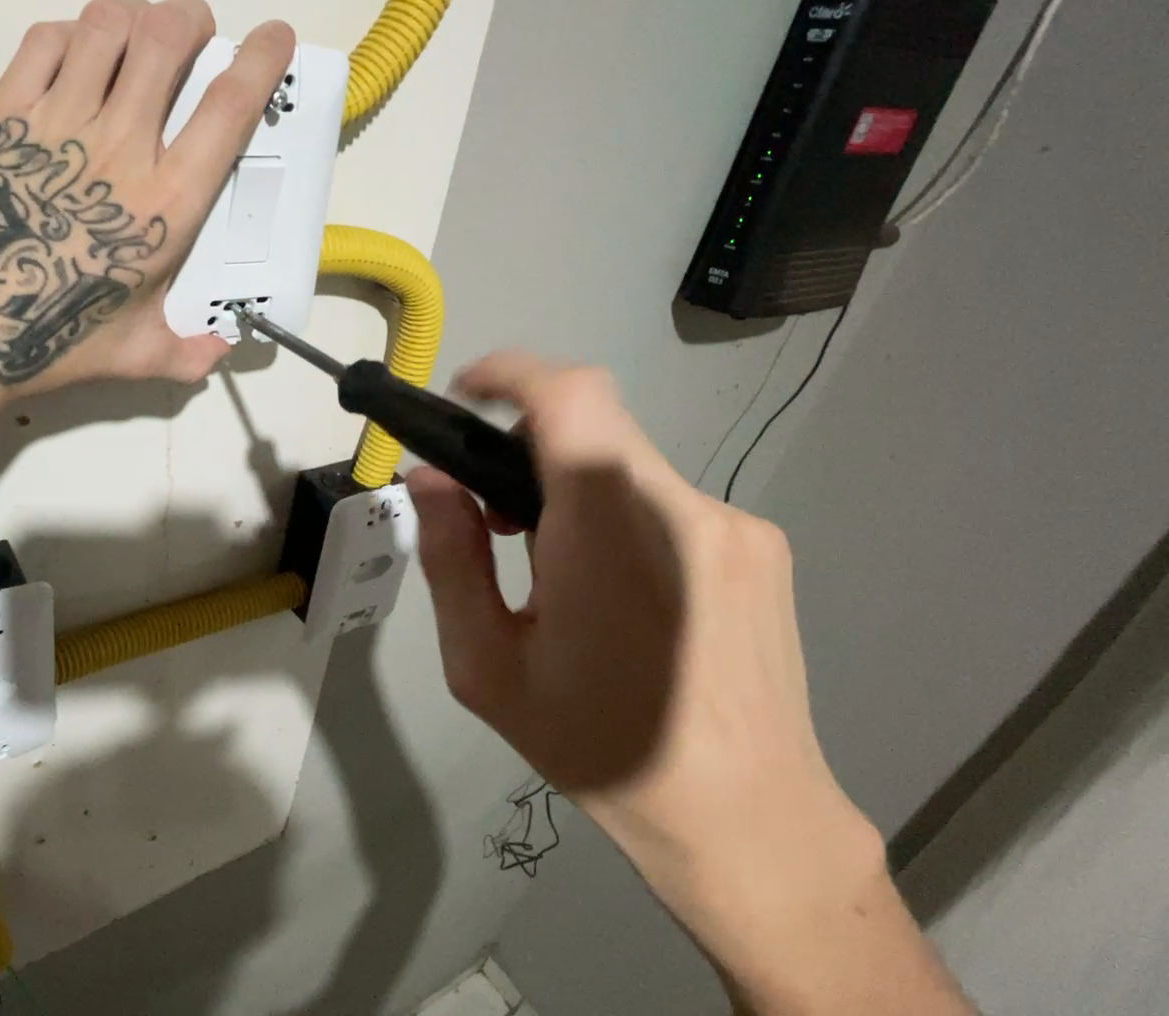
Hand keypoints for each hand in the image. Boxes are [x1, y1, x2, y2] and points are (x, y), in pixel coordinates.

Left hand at [0, 0, 294, 404]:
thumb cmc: (53, 343)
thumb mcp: (138, 357)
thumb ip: (190, 353)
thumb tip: (224, 349)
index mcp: (166, 204)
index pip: (228, 108)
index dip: (261, 59)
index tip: (272, 38)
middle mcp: (118, 148)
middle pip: (168, 39)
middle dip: (192, 20)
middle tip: (193, 34)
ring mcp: (55, 123)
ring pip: (108, 25)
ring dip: (136, 18)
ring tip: (139, 37)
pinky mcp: (0, 114)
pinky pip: (46, 40)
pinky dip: (74, 32)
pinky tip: (78, 54)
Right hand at [408, 352, 880, 947]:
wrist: (747, 819)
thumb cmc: (599, 745)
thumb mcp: (487, 666)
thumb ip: (450, 558)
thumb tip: (428, 478)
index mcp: (608, 531)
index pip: (569, 396)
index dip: (511, 373)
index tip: (466, 392)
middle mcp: (684, 507)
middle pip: (593, 427)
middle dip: (527, 450)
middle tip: (492, 519)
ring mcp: (738, 525)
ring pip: (629, 466)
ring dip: (574, 490)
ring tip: (551, 571)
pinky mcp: (763, 548)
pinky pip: (669, 501)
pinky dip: (620, 516)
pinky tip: (613, 594)